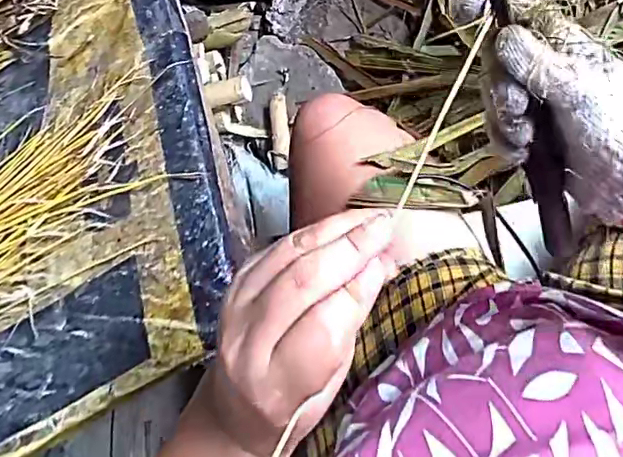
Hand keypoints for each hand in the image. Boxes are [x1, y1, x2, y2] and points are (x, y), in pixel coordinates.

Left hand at [192, 209, 397, 454]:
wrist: (237, 405)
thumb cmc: (295, 401)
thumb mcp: (330, 378)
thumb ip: (350, 322)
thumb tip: (380, 264)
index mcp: (276, 384)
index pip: (322, 327)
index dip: (357, 289)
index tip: (385, 262)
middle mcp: (249, 341)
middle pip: (303, 281)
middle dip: (350, 248)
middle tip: (383, 227)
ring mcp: (238, 304)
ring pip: (290, 253)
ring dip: (335, 229)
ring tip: (368, 218)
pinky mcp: (238, 278)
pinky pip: (280, 244)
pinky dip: (315, 230)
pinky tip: (341, 223)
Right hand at [459, 0, 622, 224]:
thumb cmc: (621, 128)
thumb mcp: (579, 88)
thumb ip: (537, 61)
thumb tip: (501, 35)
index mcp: (561, 42)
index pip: (519, 9)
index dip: (491, 3)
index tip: (467, 9)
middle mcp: (545, 66)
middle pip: (496, 56)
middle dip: (500, 83)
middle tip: (519, 106)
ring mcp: (537, 100)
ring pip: (494, 94)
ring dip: (503, 117)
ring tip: (527, 137)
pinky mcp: (531, 133)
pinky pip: (499, 127)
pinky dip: (505, 141)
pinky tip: (523, 153)